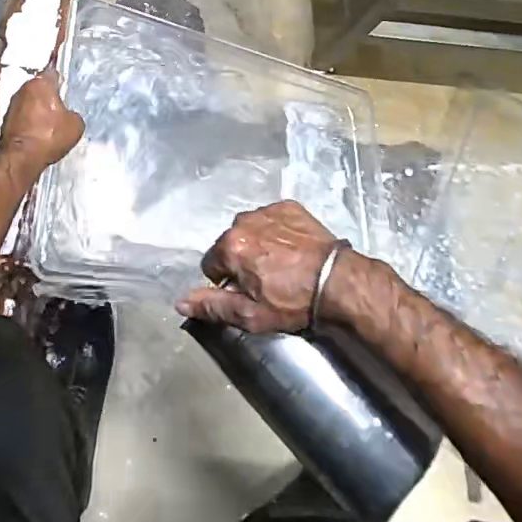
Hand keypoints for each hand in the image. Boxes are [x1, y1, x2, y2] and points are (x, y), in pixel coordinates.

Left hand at [0, 70, 82, 171]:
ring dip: (36, 109)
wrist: (21, 157)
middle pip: (39, 88)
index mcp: (41, 84)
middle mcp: (23, 89)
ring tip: (47, 124)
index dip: (60, 81)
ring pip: (29, 102)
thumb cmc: (49, 136)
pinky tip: (36, 133)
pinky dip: (27, 122)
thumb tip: (68, 116)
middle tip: (58, 109)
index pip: (52, 74)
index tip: (64, 89)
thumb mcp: (75, 125)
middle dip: (47, 97)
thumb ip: (73, 113)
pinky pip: (21, 116)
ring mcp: (12, 104)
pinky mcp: (5, 120)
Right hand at [176, 201, 341, 332]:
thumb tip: (180, 301)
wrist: (340, 282)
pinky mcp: (288, 207)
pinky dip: (277, 231)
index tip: (248, 291)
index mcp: (229, 247)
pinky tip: (293, 248)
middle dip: (241, 259)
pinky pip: (271, 218)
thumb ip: (212, 306)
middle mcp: (242, 222)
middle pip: (229, 244)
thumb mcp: (250, 314)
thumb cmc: (293, 302)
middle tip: (266, 279)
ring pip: (249, 229)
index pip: (211, 265)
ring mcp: (266, 211)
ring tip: (281, 263)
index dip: (226, 281)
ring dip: (258, 243)